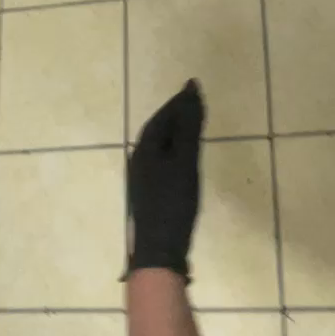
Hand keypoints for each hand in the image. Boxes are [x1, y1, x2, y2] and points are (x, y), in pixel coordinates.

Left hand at [127, 80, 204, 277]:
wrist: (158, 251)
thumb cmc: (173, 202)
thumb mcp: (186, 161)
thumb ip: (190, 127)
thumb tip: (191, 91)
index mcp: (146, 148)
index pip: (164, 115)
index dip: (180, 100)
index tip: (194, 85)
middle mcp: (139, 159)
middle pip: (159, 128)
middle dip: (176, 112)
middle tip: (195, 100)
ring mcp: (142, 177)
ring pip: (159, 144)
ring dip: (175, 130)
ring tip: (193, 123)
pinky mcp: (148, 192)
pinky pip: (161, 158)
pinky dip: (175, 148)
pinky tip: (184, 155)